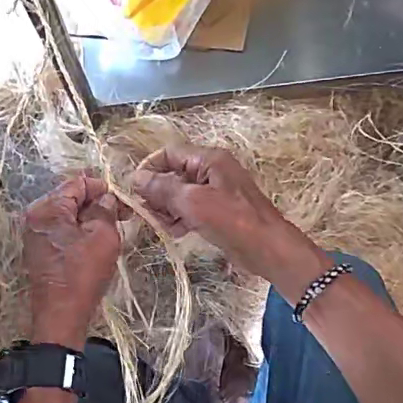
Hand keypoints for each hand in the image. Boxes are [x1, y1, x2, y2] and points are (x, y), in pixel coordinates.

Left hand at [22, 174, 121, 346]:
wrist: (61, 315)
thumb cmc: (82, 274)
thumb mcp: (102, 236)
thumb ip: (104, 210)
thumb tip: (106, 198)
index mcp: (47, 208)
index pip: (77, 183)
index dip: (102, 187)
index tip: (122, 201)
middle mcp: (35, 217)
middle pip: (70, 198)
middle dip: (96, 204)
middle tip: (121, 215)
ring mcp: (34, 235)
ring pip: (66, 216)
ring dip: (88, 219)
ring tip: (111, 230)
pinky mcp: (38, 251)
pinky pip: (61, 232)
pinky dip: (78, 232)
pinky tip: (95, 243)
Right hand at [131, 143, 327, 296]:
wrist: (268, 249)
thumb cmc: (232, 220)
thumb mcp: (192, 202)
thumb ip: (162, 189)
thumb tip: (136, 178)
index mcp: (209, 159)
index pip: (169, 153)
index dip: (149, 168)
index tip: (134, 189)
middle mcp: (211, 171)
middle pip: (173, 174)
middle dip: (156, 192)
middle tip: (146, 212)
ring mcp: (215, 192)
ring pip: (179, 194)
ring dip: (166, 208)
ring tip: (161, 225)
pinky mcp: (217, 211)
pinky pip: (190, 208)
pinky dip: (179, 218)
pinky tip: (175, 232)